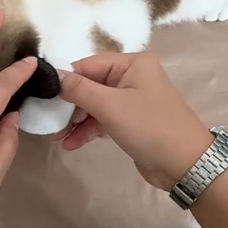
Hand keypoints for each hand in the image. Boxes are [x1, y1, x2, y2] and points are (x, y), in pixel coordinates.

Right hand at [56, 52, 214, 190]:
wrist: (184, 163)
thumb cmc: (149, 127)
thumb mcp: (111, 106)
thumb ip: (79, 89)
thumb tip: (54, 76)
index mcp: (132, 63)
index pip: (88, 65)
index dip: (65, 80)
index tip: (43, 97)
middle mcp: (132, 77)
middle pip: (90, 85)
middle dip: (69, 104)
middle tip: (49, 121)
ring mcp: (132, 100)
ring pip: (94, 105)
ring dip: (75, 120)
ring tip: (57, 137)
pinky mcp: (131, 122)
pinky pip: (102, 120)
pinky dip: (87, 130)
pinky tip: (71, 144)